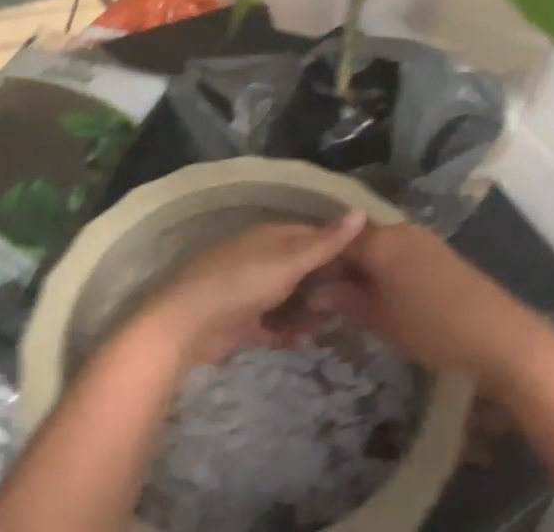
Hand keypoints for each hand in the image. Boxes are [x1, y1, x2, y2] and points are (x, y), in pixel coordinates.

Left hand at [138, 211, 366, 366]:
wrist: (188, 323)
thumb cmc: (243, 282)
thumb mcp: (291, 261)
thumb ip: (326, 242)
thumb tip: (361, 210)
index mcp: (272, 237)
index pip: (313, 235)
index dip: (339, 249)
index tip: (365, 267)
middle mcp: (262, 259)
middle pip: (303, 270)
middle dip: (324, 287)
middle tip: (348, 305)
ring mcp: (251, 291)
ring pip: (290, 299)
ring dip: (307, 313)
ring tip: (323, 327)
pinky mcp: (242, 323)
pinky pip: (273, 325)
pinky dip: (286, 332)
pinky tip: (301, 342)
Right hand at [312, 222, 553, 385]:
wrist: (500, 336)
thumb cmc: (433, 329)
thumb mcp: (380, 320)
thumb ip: (345, 300)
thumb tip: (315, 290)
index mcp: (380, 241)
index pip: (334, 241)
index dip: (315, 261)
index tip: (300, 285)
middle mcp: (399, 230)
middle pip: (357, 240)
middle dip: (339, 265)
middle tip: (321, 298)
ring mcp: (423, 239)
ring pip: (379, 248)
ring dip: (363, 269)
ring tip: (350, 301)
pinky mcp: (440, 252)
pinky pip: (400, 254)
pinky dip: (385, 271)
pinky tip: (383, 297)